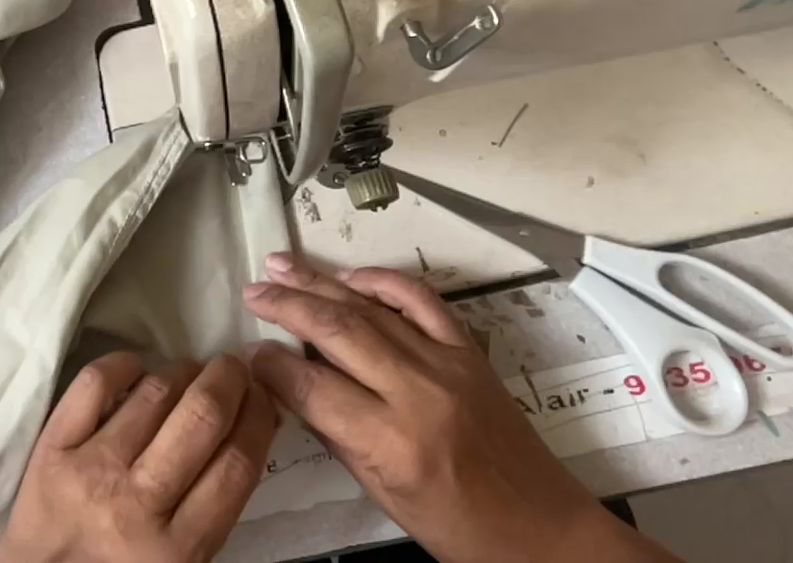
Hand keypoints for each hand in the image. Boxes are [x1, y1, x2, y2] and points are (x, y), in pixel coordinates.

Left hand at [0, 351, 277, 562]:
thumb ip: (213, 506)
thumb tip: (247, 428)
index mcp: (177, 552)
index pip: (236, 466)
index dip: (258, 417)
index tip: (262, 395)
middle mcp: (137, 506)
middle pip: (200, 418)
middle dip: (228, 379)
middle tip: (234, 367)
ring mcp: (90, 471)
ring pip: (153, 394)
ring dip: (181, 371)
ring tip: (189, 372)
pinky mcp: (51, 448)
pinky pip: (93, 385)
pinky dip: (122, 364)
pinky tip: (138, 366)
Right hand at [244, 254, 679, 562]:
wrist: (543, 530)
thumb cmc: (457, 527)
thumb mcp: (383, 494)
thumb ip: (335, 432)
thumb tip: (289, 384)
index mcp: (394, 443)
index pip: (313, 387)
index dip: (272, 365)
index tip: (248, 352)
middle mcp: (418, 392)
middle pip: (337, 330)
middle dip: (286, 304)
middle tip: (252, 289)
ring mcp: (447, 362)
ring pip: (370, 307)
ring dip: (319, 281)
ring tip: (280, 263)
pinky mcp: (468, 349)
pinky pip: (420, 299)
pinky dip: (381, 279)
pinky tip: (349, 273)